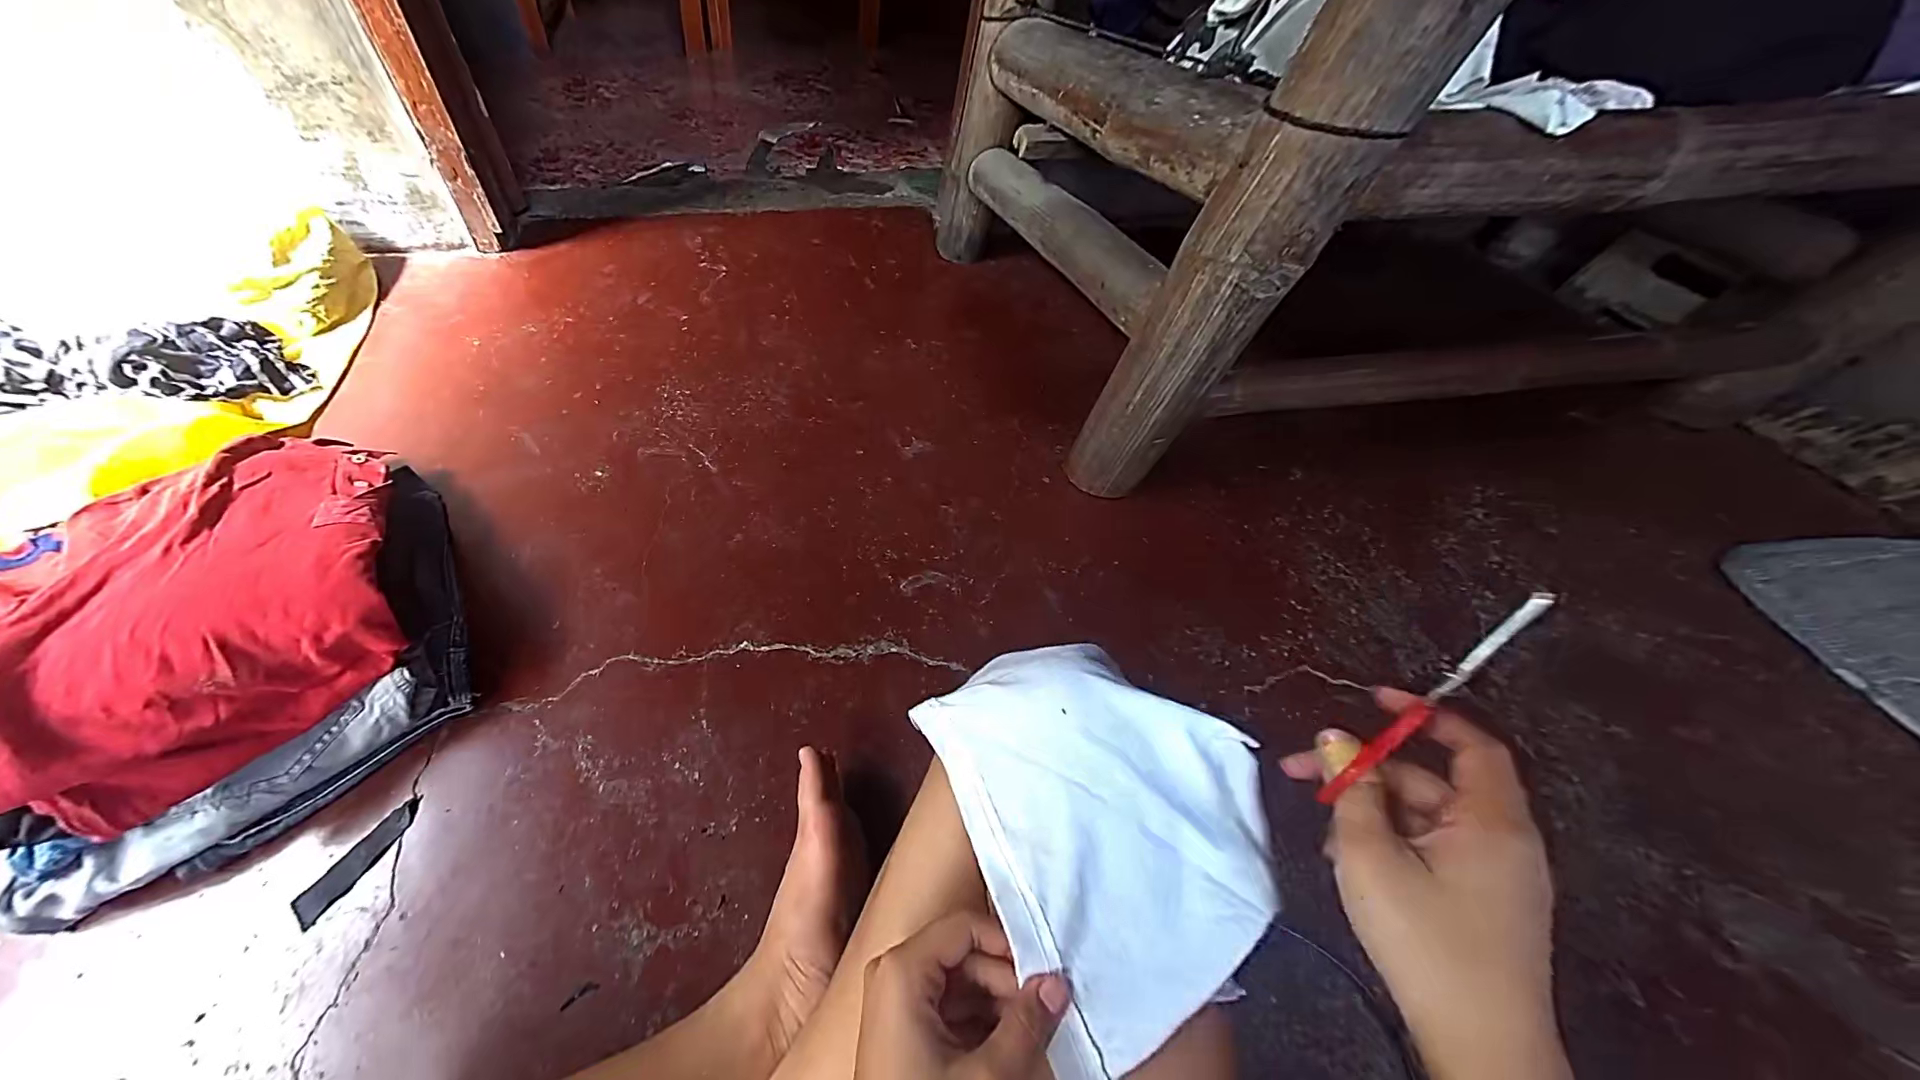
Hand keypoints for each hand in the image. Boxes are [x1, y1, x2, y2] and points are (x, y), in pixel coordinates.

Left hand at [854, 911, 1069, 1079]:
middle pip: (963, 955)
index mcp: (903, 968)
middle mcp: (893, 974)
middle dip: (1006, 982)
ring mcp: (895, 1003)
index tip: (1040, 970)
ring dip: (997, 1005)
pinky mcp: (902, 1031)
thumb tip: (1055, 985)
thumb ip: (1026, 1022)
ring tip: (1028, 1033)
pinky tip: (1005, 1047)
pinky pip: (948, 1008)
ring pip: (959, 983)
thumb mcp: (986, 1074)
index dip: (1007, 945)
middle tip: (1040, 1008)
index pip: (964, 927)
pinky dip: (979, 1023)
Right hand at [1282, 688, 1571, 1079]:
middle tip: (1304, 769)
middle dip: (1364, 771)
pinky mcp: (1481, 898)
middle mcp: (1502, 840)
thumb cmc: (1426, 943)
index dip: (1423, 714)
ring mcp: (1494, 872)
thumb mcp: (1369, 855)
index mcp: (1491, 821)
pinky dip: (1388, 840)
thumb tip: (1335, 740)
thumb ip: (1350, 789)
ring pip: (1422, 815)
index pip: (1470, 743)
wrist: (1478, 1045)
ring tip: (1326, 832)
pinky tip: (1350, 859)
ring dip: (1369, 811)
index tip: (1374, 699)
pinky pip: (1430, 846)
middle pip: (1428, 780)